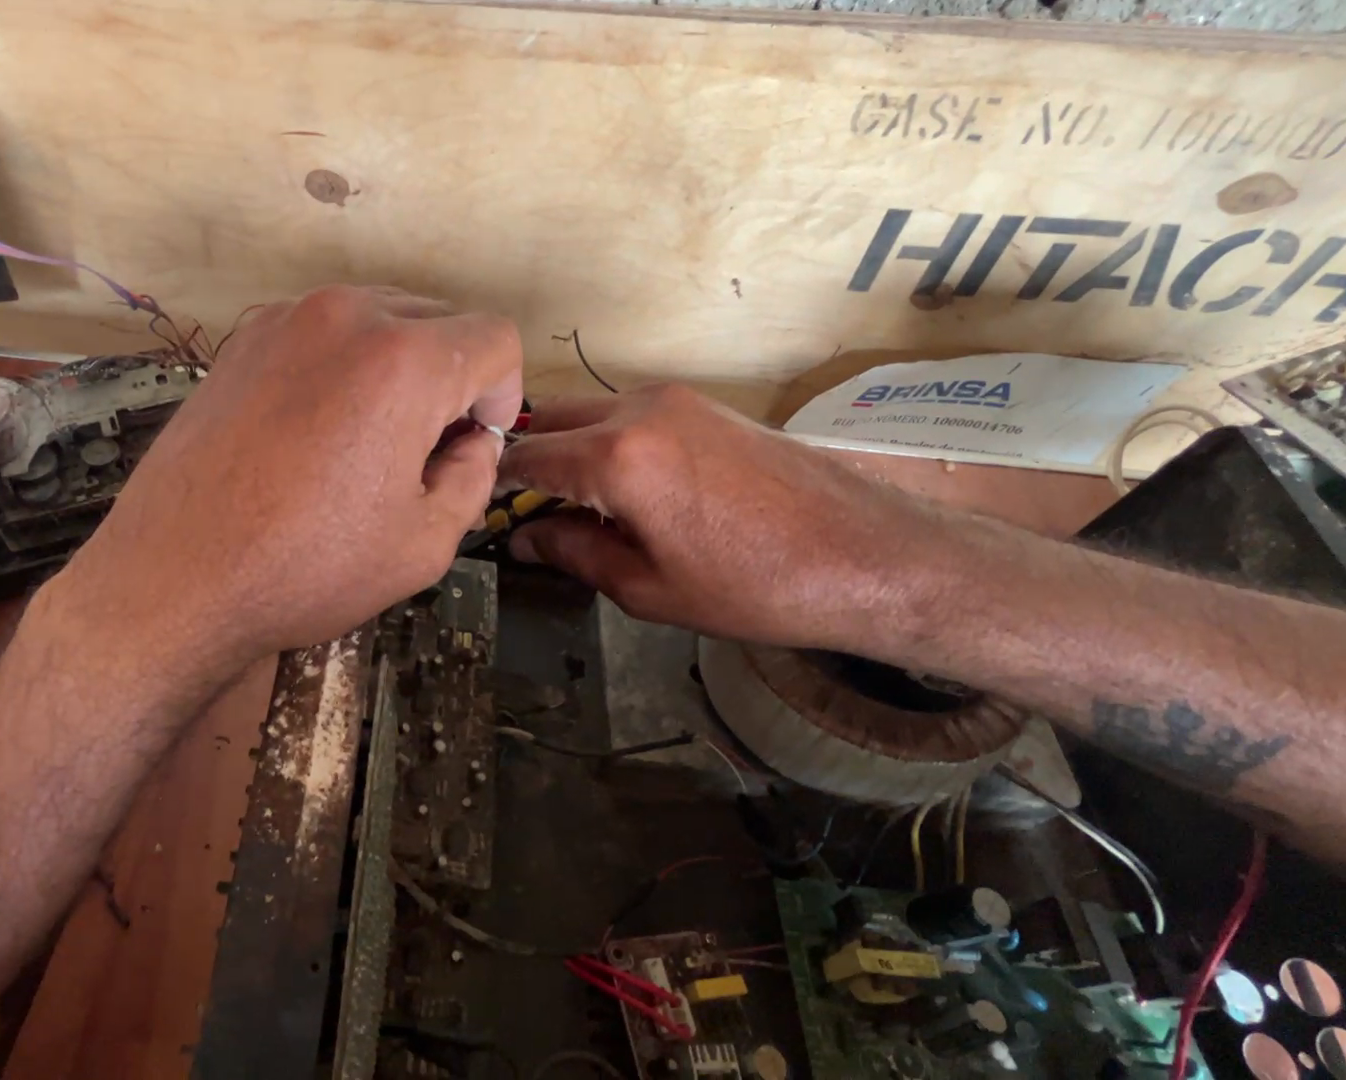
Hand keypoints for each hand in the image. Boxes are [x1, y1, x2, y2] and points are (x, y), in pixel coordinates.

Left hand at [63, 285, 522, 662]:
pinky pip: (322, 334)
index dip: (501, 395)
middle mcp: (345, 315)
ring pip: (378, 320)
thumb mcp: (425, 543)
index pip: (494, 339)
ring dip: (395, 369)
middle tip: (422, 451)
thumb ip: (474, 475)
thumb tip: (472, 440)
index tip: (471, 444)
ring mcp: (284, 319)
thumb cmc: (307, 568)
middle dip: (449, 379)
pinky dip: (341, 366)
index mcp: (404, 361)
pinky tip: (314, 432)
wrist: (175, 579)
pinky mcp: (241, 340)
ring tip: (365, 443)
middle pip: (438, 321)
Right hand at [497, 385, 944, 649]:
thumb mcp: (647, 587)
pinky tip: (620, 489)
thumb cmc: (753, 586)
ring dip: (566, 449)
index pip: (525, 457)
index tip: (478, 508)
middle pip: (550, 419)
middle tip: (519, 510)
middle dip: (526, 459)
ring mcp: (676, 399)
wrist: (867, 554)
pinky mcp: (705, 404)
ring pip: (589, 412)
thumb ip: (572, 553)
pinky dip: (606, 442)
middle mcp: (639, 408)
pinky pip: (629, 414)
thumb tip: (524, 538)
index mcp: (617, 456)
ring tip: (571, 506)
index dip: (493, 484)